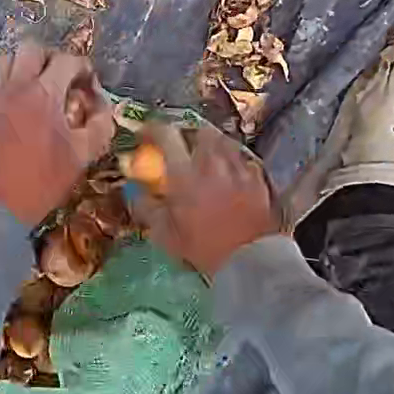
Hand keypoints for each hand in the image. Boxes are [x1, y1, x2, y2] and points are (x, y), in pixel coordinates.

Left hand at [0, 42, 114, 225]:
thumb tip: (104, 109)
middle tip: (64, 79)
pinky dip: (9, 83)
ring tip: (41, 86)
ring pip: (9, 60)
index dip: (84, 69)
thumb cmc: (45, 179)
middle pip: (33, 49)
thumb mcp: (83, 154)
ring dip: (28, 66)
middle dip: (53, 58)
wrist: (0, 204)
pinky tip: (20, 102)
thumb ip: (100, 126)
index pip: (68, 61)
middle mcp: (18, 87)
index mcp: (45, 94)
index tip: (90, 87)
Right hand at [140, 123, 278, 276]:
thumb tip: (135, 192)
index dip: (152, 130)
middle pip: (199, 131)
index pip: (165, 134)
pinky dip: (232, 162)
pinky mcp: (258, 179)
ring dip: (211, 146)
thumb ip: (147, 208)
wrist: (251, 263)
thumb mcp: (165, 234)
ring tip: (206, 160)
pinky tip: (230, 177)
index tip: (145, 135)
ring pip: (223, 142)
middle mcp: (212, 163)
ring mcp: (238, 168)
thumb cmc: (203, 249)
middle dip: (187, 136)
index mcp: (184, 173)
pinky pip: (242, 160)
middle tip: (181, 149)